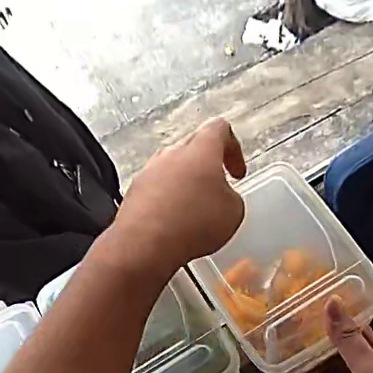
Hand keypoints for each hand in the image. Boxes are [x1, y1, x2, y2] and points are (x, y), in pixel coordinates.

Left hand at [104, 119, 247, 277]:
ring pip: (173, 169)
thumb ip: (233, 197)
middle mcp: (173, 153)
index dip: (234, 150)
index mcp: (202, 149)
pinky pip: (157, 189)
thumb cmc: (191, 223)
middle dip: (208, 169)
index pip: (220, 130)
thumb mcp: (234, 212)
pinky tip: (176, 224)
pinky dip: (168, 201)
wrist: (147, 243)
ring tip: (196, 212)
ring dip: (186, 185)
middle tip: (217, 191)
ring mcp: (150, 170)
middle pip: (194, 148)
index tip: (237, 172)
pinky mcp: (135, 191)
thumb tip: (226, 200)